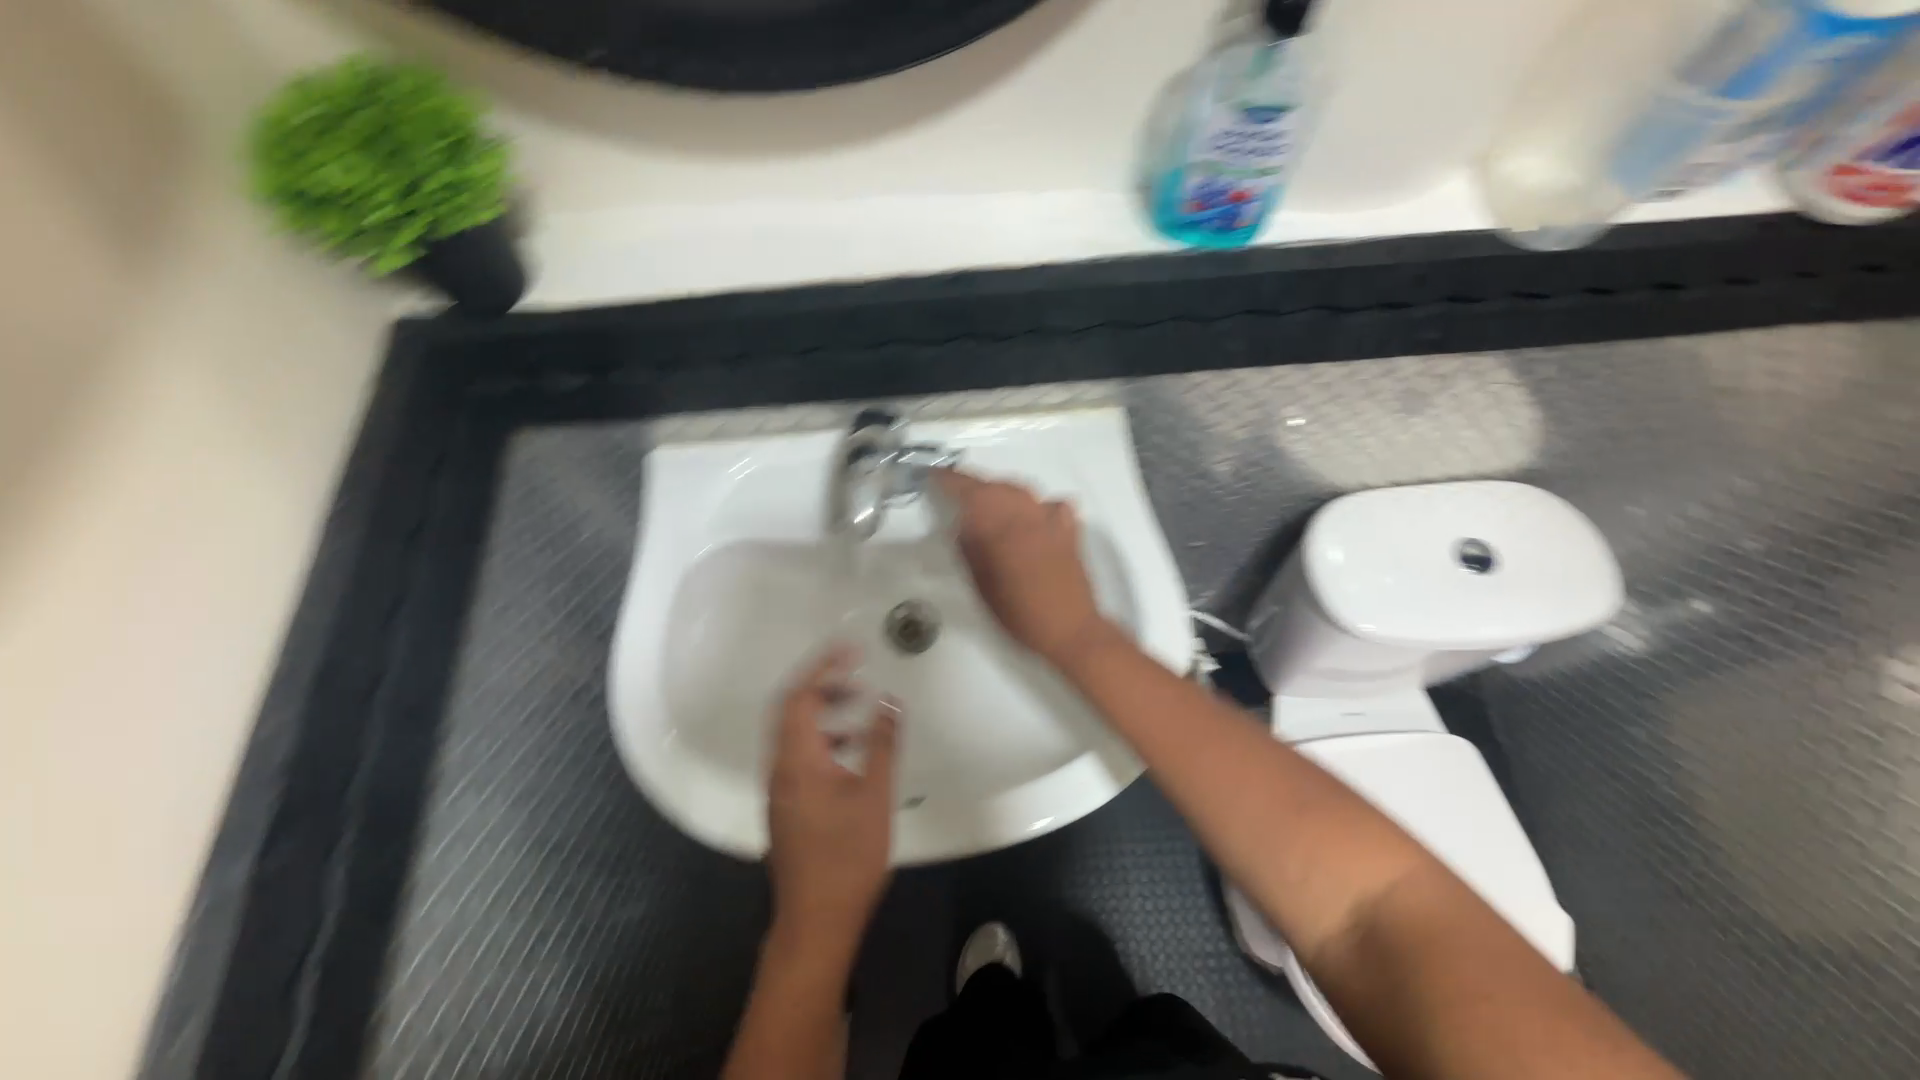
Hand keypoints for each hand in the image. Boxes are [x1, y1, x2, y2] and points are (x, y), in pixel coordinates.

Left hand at [766, 645, 899, 956]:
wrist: (816, 921)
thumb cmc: (847, 857)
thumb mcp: (874, 795)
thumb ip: (881, 743)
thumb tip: (888, 701)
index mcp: (796, 759)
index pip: (799, 695)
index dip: (823, 666)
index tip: (852, 650)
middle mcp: (779, 770)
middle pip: (791, 712)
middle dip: (823, 687)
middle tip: (857, 678)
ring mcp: (779, 792)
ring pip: (794, 736)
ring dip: (824, 715)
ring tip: (862, 713)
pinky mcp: (787, 810)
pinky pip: (799, 758)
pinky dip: (824, 742)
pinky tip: (853, 757)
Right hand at [935, 468, 1118, 668]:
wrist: (1070, 629)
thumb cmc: (1019, 612)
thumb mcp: (981, 584)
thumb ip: (970, 548)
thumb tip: (963, 523)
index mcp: (1000, 525)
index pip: (970, 491)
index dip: (949, 480)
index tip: (934, 475)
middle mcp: (1027, 514)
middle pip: (997, 486)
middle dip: (975, 485)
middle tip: (956, 493)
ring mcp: (1052, 519)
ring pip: (1022, 491)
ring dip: (1002, 491)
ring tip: (988, 503)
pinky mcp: (1070, 531)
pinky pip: (1051, 506)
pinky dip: (1037, 505)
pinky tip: (1032, 516)